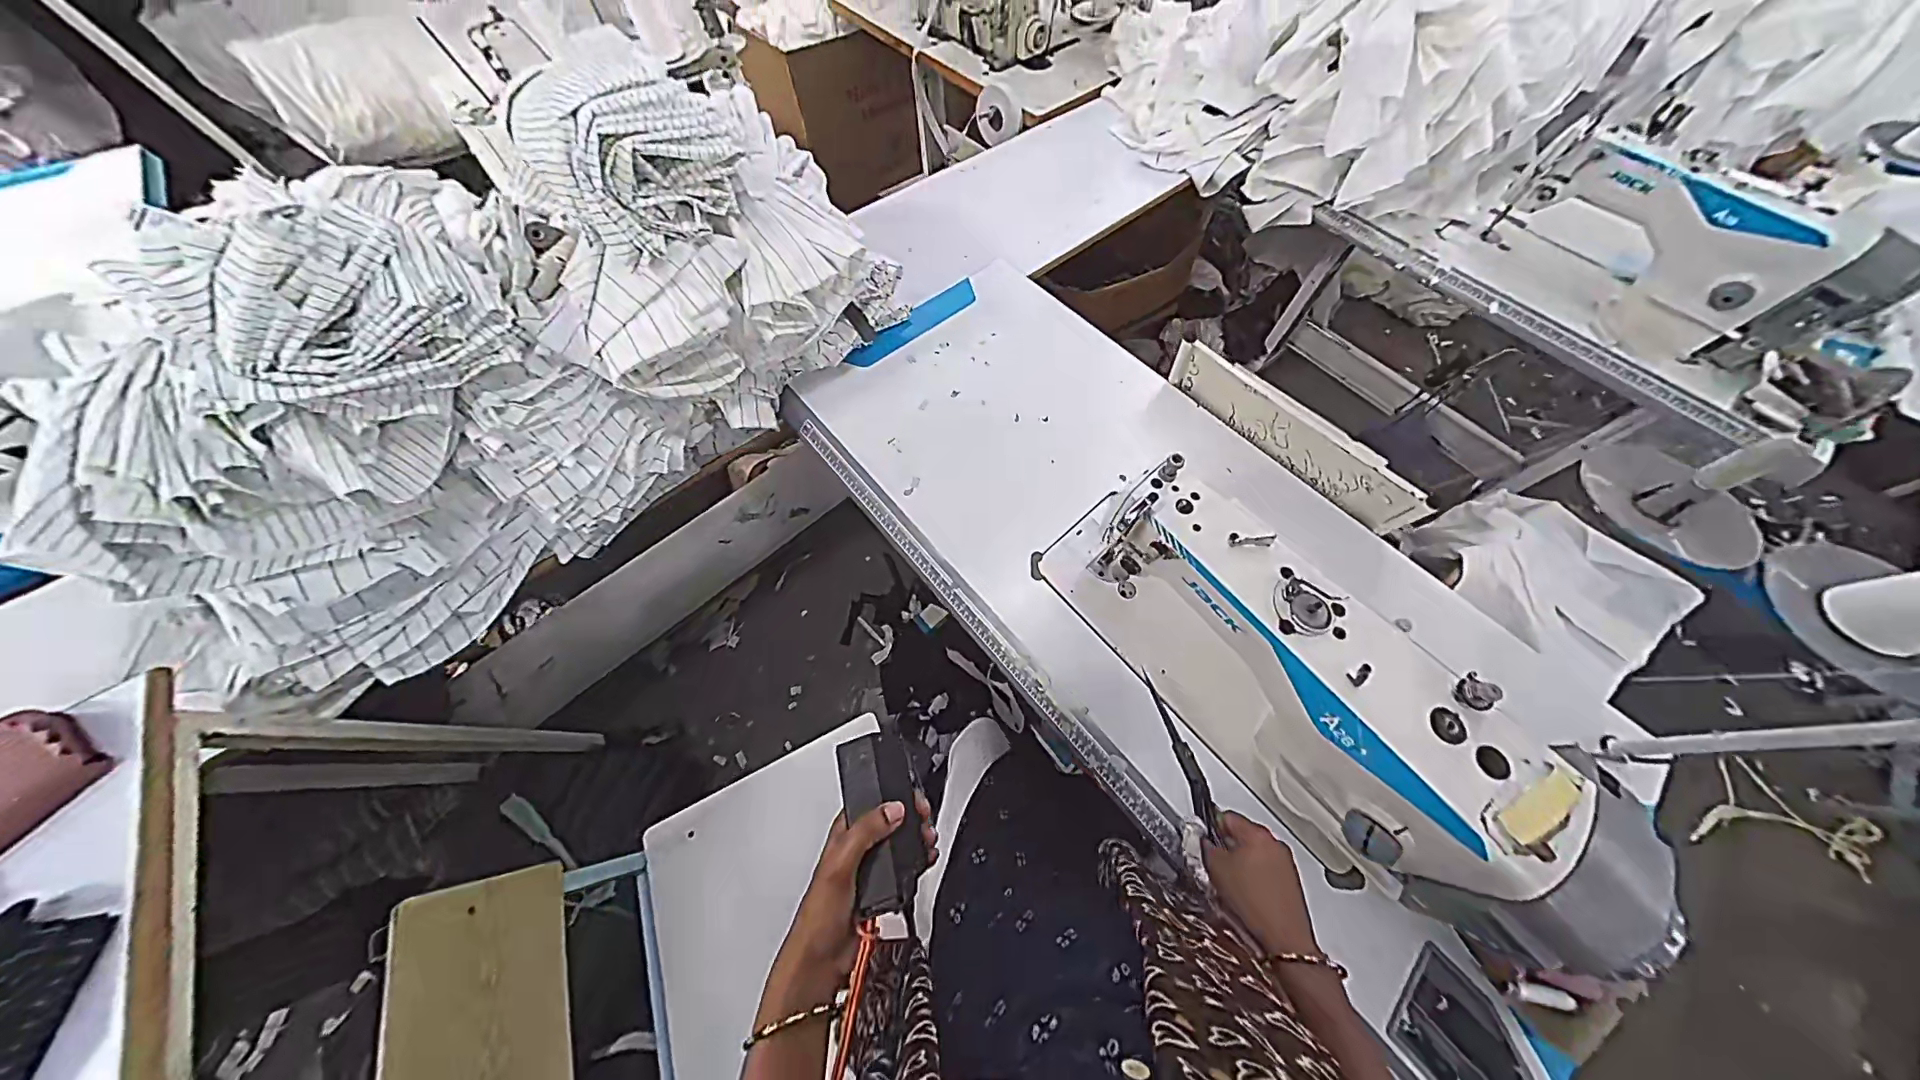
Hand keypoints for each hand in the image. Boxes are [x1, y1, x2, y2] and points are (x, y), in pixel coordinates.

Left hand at [759, 793, 936, 1014]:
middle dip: (909, 819)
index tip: (911, 799)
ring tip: (927, 839)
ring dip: (914, 841)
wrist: (822, 961)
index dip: (890, 798)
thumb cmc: (817, 916)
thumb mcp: (840, 865)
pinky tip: (923, 861)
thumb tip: (891, 810)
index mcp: (843, 836)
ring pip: (898, 846)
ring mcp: (870, 870)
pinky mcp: (881, 890)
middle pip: (888, 823)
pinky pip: (903, 871)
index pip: (869, 804)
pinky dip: (916, 864)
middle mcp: (856, 850)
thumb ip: (865, 832)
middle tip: (924, 820)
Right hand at [1204, 811, 1317, 955]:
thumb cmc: (1254, 902)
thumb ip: (1205, 846)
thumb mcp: (1216, 868)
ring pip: (1253, 854)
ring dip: (1239, 863)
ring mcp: (1285, 863)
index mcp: (1258, 834)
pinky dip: (1252, 877)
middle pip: (1241, 835)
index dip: (1209, 827)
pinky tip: (1245, 895)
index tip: (1202, 839)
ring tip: (1229, 883)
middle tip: (1214, 864)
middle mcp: (1275, 844)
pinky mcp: (1290, 882)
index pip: (1226, 816)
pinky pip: (1264, 870)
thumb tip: (1203, 839)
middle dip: (1225, 847)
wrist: (1284, 938)